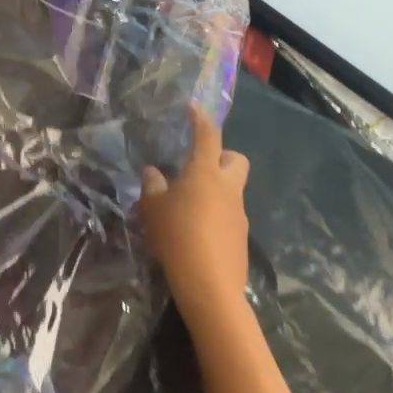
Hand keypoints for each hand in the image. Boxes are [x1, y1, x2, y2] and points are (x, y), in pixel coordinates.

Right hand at [139, 105, 251, 319]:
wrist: (210, 285)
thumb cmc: (177, 236)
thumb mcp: (152, 208)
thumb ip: (153, 186)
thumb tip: (155, 173)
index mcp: (204, 173)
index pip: (207, 136)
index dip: (200, 118)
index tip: (193, 107)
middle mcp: (227, 188)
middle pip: (236, 160)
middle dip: (222, 156)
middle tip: (197, 164)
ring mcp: (238, 214)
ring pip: (231, 189)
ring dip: (214, 189)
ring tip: (186, 204)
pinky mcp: (241, 237)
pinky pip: (228, 214)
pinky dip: (214, 214)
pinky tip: (194, 230)